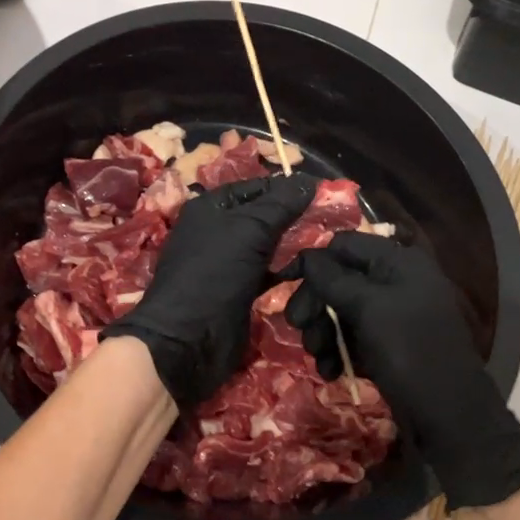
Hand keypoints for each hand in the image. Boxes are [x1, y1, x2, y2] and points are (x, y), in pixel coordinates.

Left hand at [103, 174, 315, 407]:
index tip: (322, 191)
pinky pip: (266, 272)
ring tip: (328, 242)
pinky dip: (285, 270)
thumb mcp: (249, 229)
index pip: (255, 187)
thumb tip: (308, 180)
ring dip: (292, 244)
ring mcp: (226, 263)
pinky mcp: (237, 291)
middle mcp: (216, 230)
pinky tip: (310, 270)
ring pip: (266, 245)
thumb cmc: (214, 273)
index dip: (286, 188)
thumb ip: (280, 204)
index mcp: (210, 207)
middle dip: (293, 217)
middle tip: (332, 218)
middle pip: (261, 216)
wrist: (188, 339)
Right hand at [279, 233, 519, 509]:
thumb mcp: (368, 309)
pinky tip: (330, 371)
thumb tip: (305, 257)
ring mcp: (393, 314)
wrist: (451, 419)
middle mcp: (396, 281)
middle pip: (339, 278)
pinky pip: (353, 336)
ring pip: (342, 309)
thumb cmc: (411, 352)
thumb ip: (333, 278)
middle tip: (296, 325)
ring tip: (317, 356)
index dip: (313, 261)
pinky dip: (338, 350)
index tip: (283, 282)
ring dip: (322, 331)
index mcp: (399, 261)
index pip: (344, 245)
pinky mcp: (388, 344)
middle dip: (315, 302)